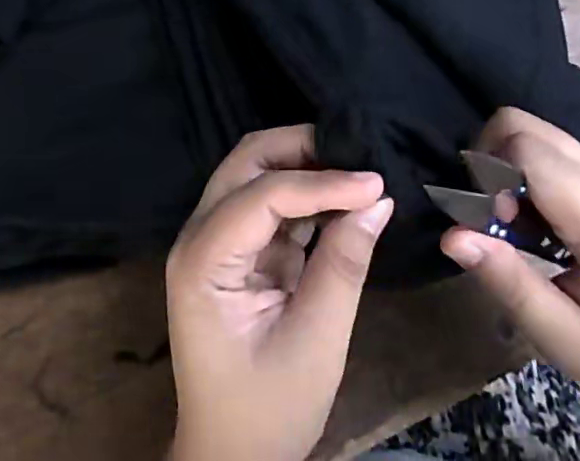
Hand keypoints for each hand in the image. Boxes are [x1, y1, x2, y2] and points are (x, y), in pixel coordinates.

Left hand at [167, 126, 394, 460]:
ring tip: (358, 173)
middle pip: (249, 161)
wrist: (233, 455)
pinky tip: (344, 199)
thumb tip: (379, 199)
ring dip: (307, 165)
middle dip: (304, 149)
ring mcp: (217, 239)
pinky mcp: (239, 248)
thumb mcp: (315, 341)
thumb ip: (344, 263)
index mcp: (204, 260)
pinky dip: (309, 193)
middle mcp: (200, 236)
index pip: (264, 195)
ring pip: (258, 170)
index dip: (323, 182)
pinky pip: (273, 200)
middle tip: (360, 158)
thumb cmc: (268, 409)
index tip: (376, 183)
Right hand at [441, 109, 579, 460]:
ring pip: (536, 133)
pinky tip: (540, 226)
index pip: (524, 148)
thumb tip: (451, 236)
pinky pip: (554, 150)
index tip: (490, 227)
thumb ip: (510, 284)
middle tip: (495, 222)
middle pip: (524, 126)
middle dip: (489, 162)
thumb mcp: (571, 343)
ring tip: (518, 229)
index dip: (487, 176)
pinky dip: (528, 174)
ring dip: (508, 169)